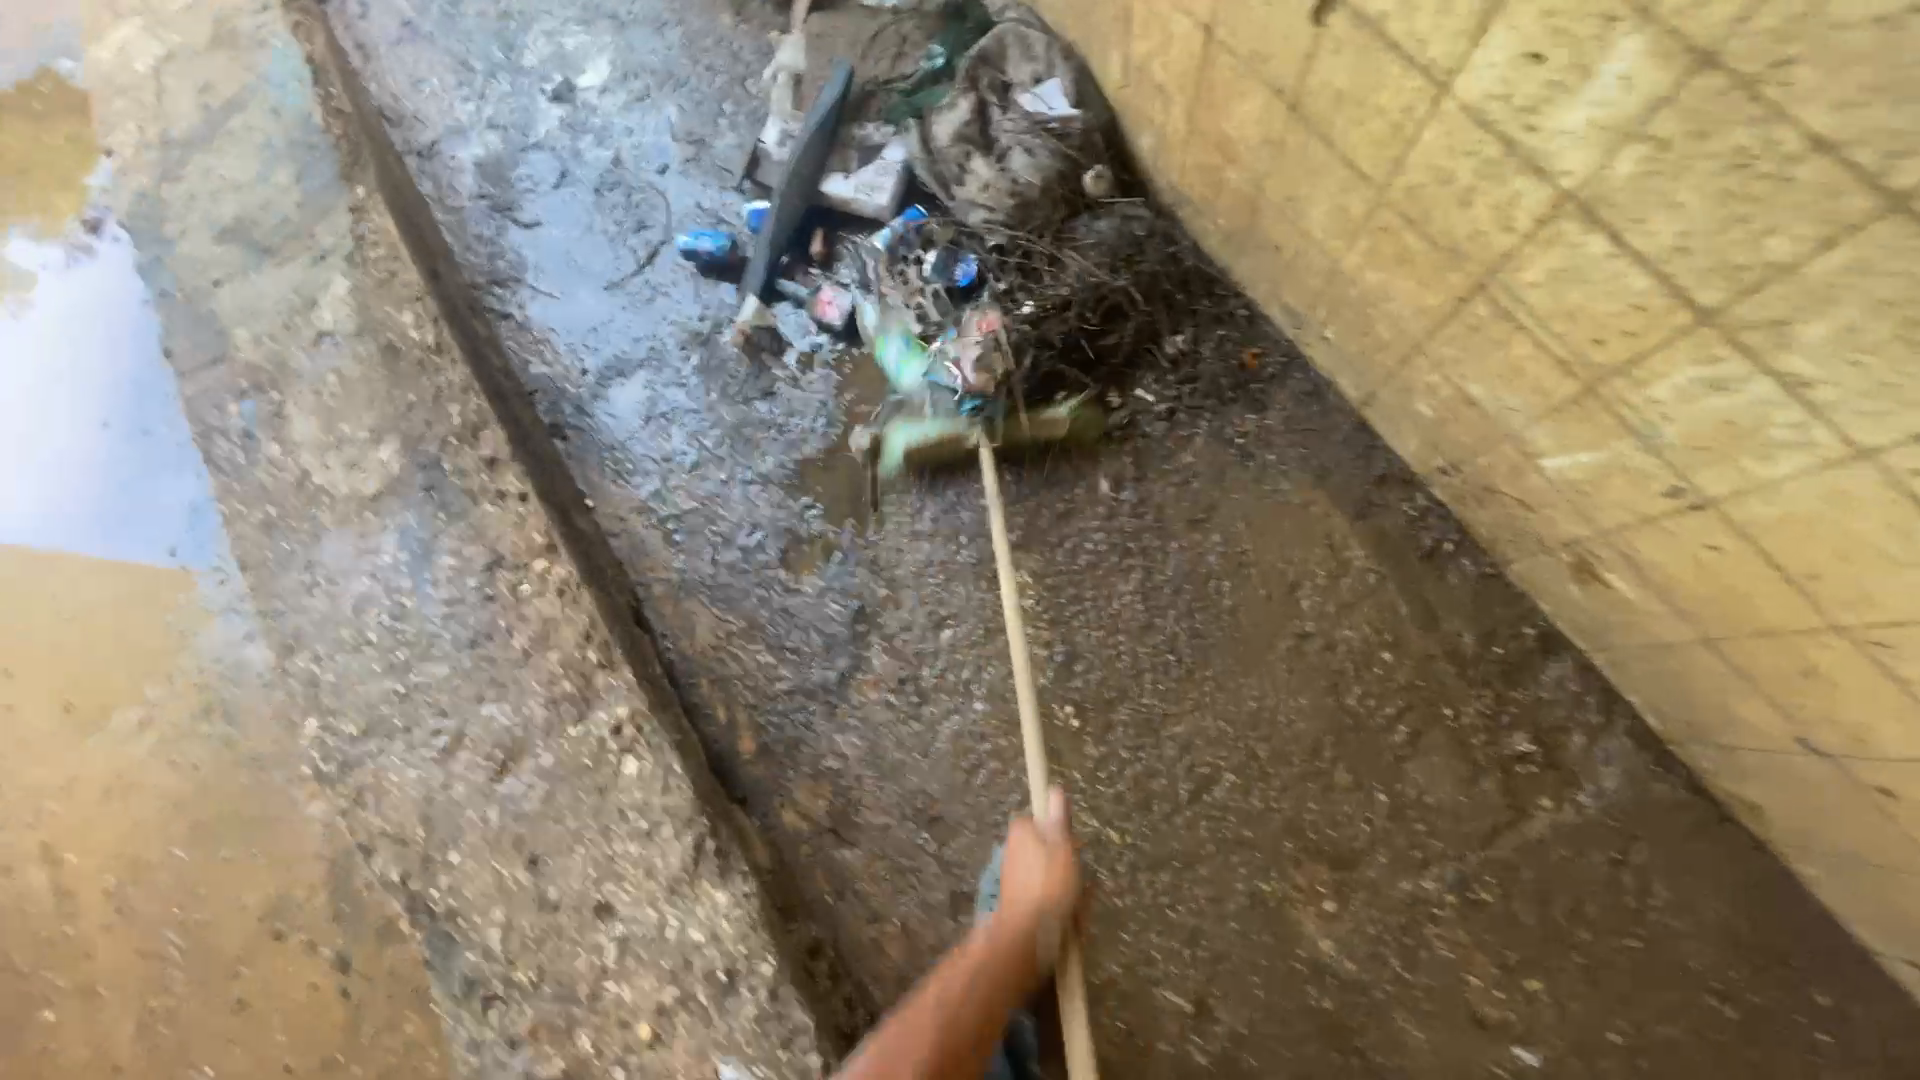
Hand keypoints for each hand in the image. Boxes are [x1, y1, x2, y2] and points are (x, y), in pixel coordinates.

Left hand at [997, 786, 1081, 968]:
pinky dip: (1057, 901)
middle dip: (1066, 862)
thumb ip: (1059, 817)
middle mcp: (1012, 847)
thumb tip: (1055, 789)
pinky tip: (1069, 916)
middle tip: (1078, 879)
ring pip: (1048, 872)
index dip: (1062, 832)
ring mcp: (1013, 874)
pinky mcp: (1017, 898)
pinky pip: (1044, 893)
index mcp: (1021, 829)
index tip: (1075, 846)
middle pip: (1047, 846)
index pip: (1044, 820)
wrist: (1027, 934)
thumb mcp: (1062, 844)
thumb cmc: (1048, 884)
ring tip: (1076, 903)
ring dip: (1065, 885)